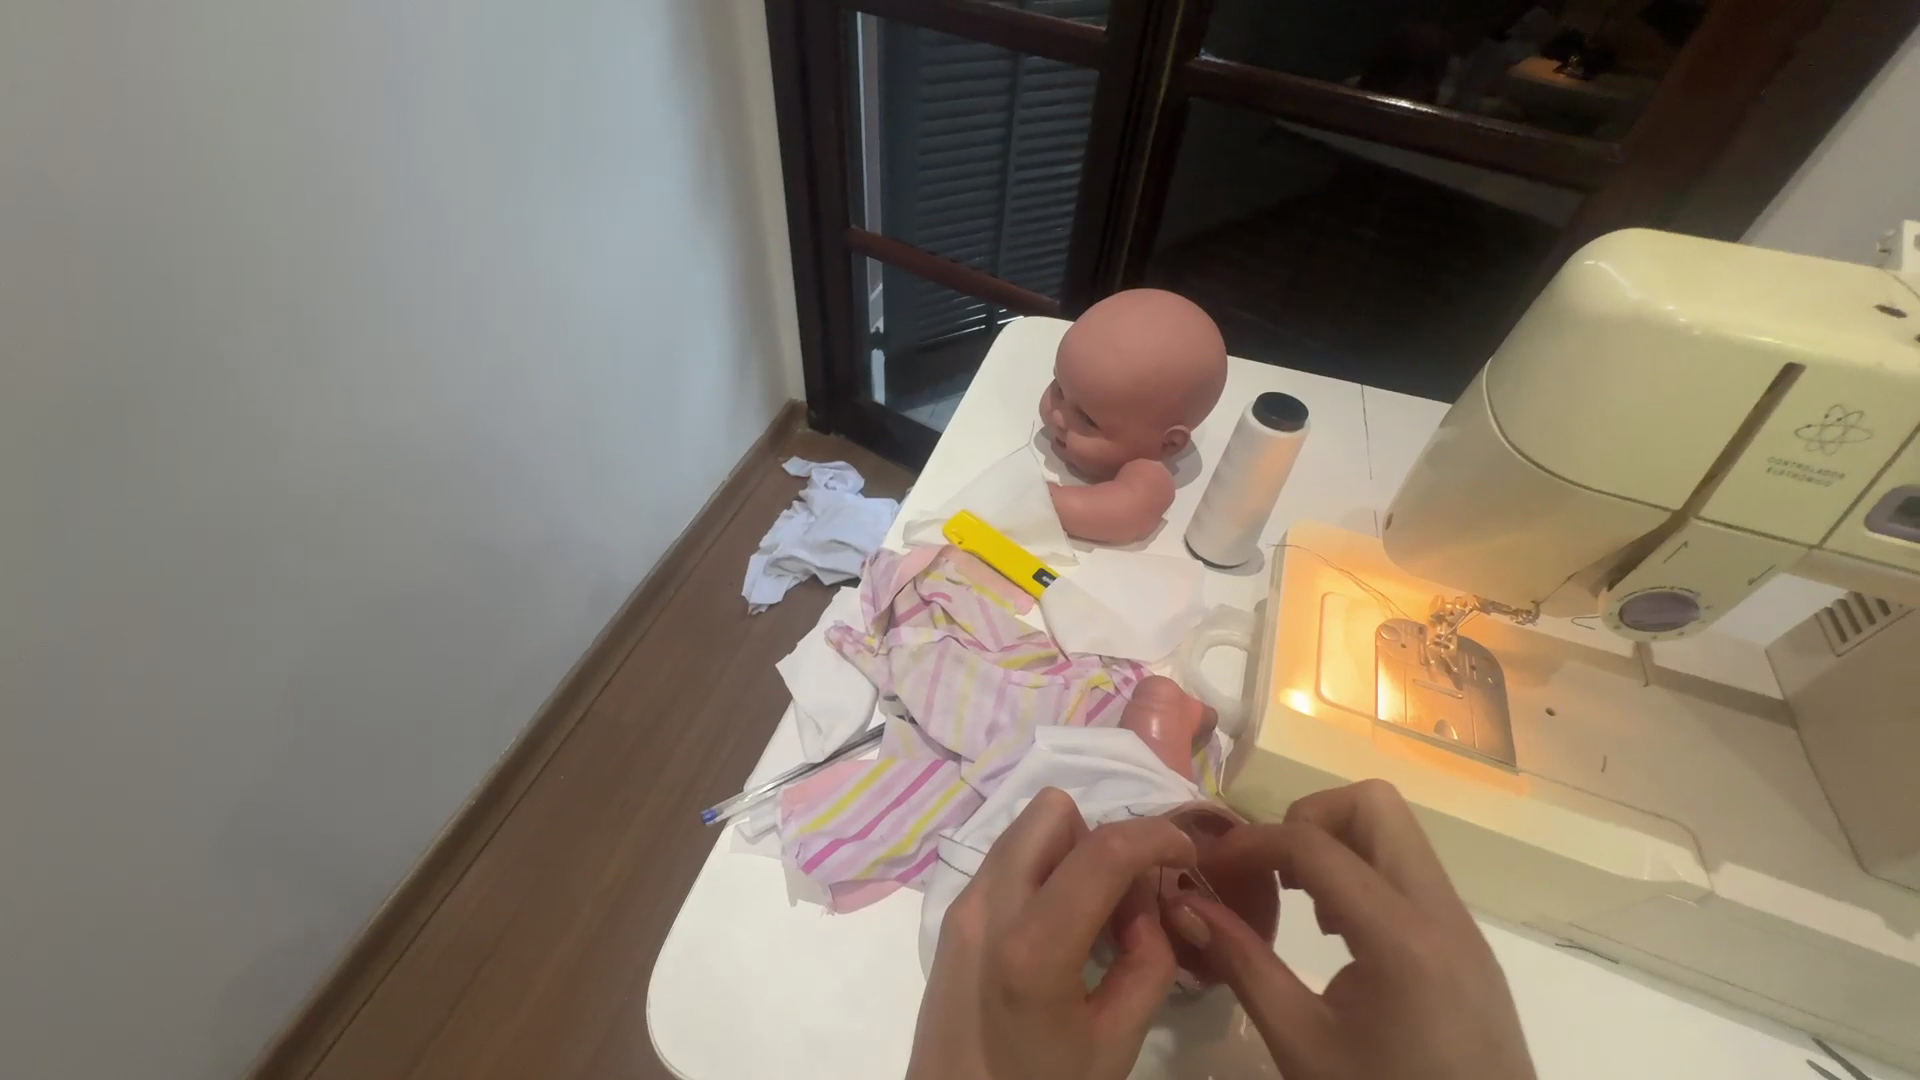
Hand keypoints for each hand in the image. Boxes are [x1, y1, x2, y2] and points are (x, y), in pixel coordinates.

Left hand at [906, 788, 1196, 1079]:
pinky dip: (1042, 867)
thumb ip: (1149, 960)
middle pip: (1053, 810)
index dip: (1156, 836)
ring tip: (1089, 914)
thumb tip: (1145, 898)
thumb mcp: (1117, 1043)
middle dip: (1100, 837)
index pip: (1103, 850)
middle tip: (1122, 895)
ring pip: (1025, 826)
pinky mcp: (952, 911)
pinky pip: (1006, 856)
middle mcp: (988, 904)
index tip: (1186, 853)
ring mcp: (962, 902)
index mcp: (1033, 946)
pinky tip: (1055, 924)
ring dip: (1070, 849)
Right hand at [1165, 780, 1535, 1079]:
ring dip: (1336, 841)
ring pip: (1395, 829)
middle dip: (1307, 819)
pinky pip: (1410, 868)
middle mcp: (1441, 913)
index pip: (1313, 844)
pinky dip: (1363, 869)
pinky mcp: (1469, 945)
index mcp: (1400, 938)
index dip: (1250, 842)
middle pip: (1372, 804)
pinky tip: (1338, 931)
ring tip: (1301, 898)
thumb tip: (1184, 904)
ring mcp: (1463, 927)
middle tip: (1273, 869)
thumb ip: (1240, 962)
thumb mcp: (1300, 1045)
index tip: (1212, 869)